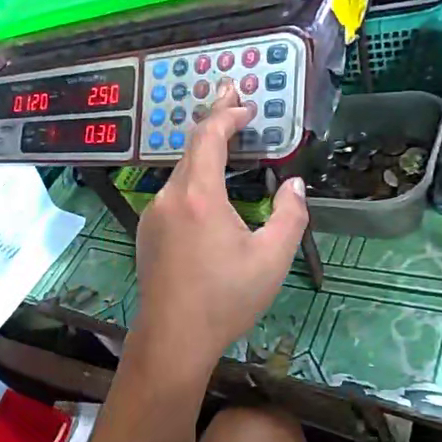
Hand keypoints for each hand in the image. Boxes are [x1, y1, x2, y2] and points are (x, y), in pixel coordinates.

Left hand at [132, 80, 307, 360]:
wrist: (173, 339)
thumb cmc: (226, 299)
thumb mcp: (272, 258)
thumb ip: (290, 215)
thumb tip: (294, 185)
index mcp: (199, 197)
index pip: (209, 137)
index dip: (227, 114)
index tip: (246, 102)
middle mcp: (170, 198)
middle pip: (191, 149)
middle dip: (215, 124)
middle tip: (236, 105)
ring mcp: (153, 215)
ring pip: (181, 174)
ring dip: (204, 157)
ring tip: (228, 151)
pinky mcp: (147, 233)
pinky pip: (173, 196)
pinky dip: (193, 182)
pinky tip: (209, 198)